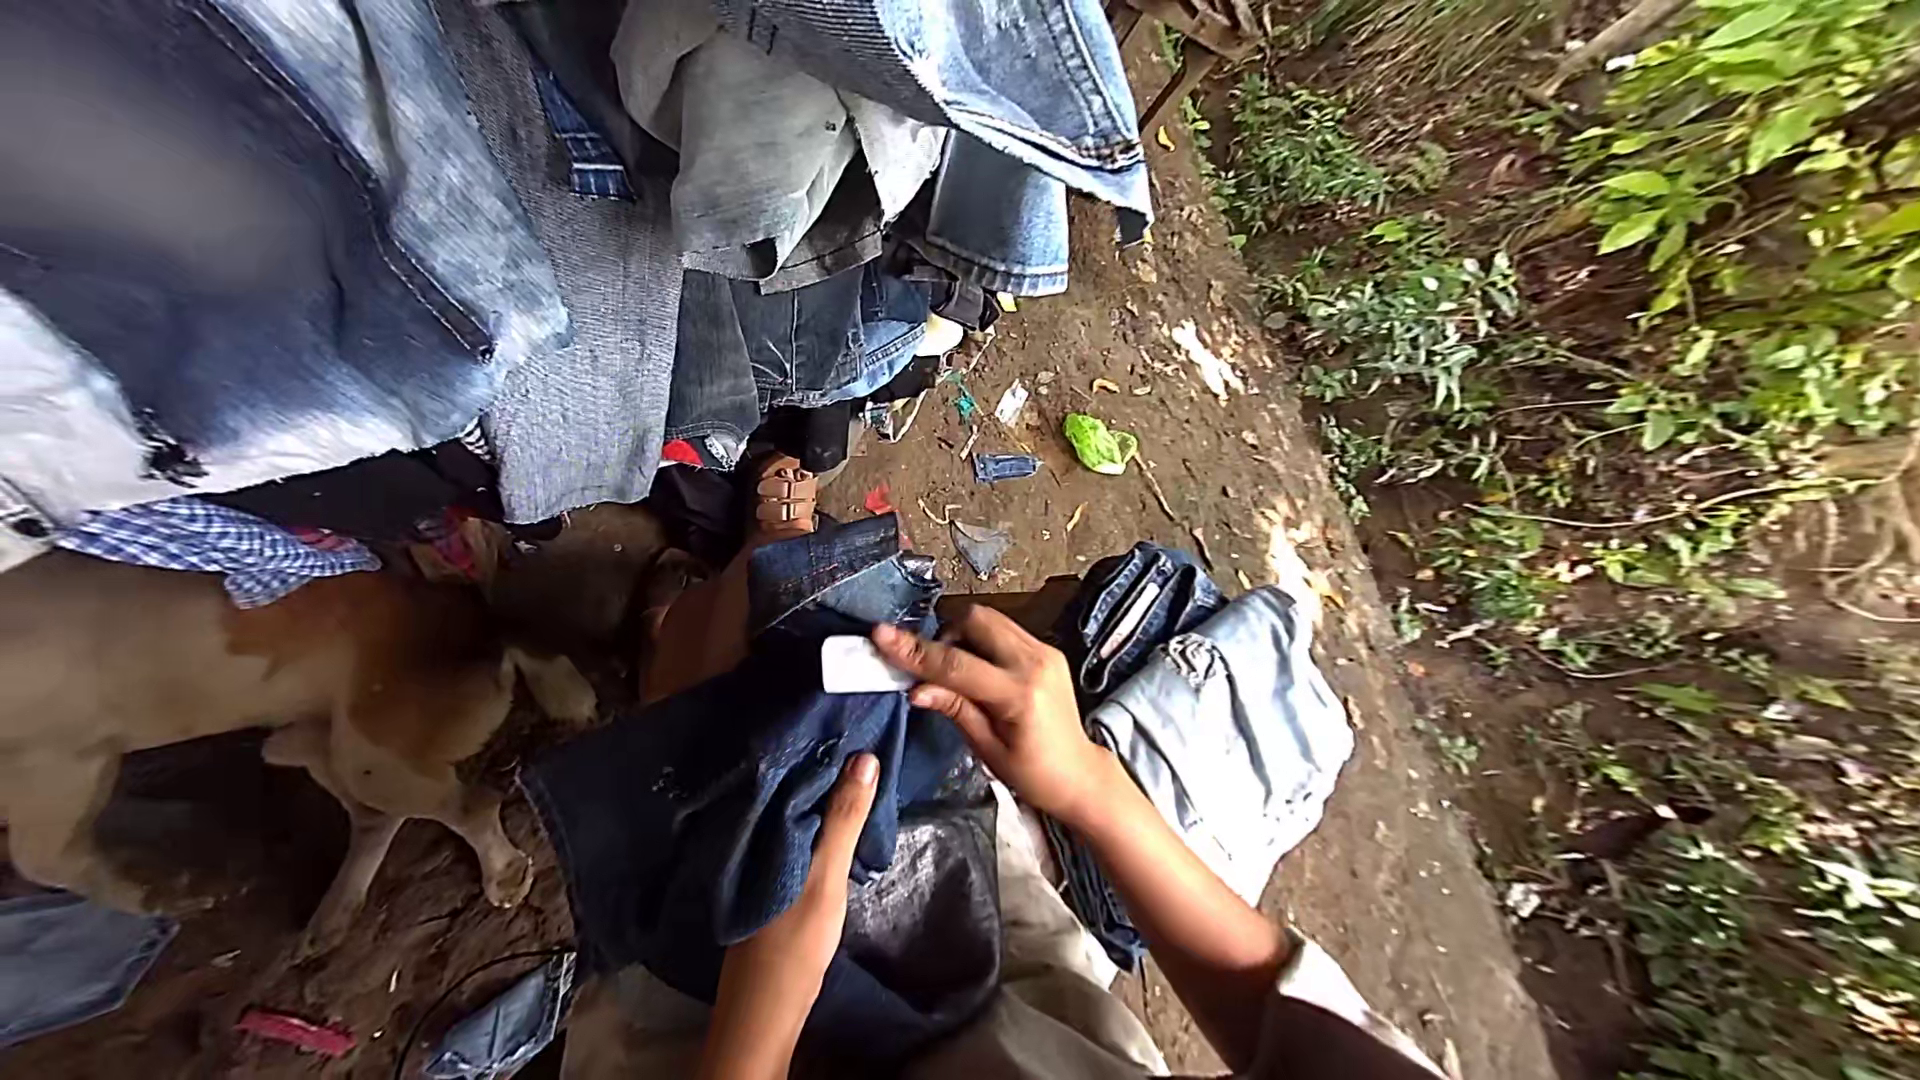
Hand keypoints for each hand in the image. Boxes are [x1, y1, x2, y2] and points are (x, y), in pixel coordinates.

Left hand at [697, 753, 877, 1079]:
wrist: (765, 1013)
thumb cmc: (793, 941)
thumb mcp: (825, 876)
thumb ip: (843, 819)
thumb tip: (865, 756)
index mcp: (766, 825)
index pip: (797, 769)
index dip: (825, 743)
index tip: (855, 715)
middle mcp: (761, 833)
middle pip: (798, 785)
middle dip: (829, 761)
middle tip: (866, 730)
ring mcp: (767, 855)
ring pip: (801, 807)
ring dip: (827, 788)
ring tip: (861, 761)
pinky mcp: (776, 873)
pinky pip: (802, 828)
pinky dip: (822, 815)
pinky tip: (841, 811)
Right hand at [871, 608, 1116, 827]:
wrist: (1081, 773)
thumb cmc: (1034, 773)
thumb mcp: (987, 749)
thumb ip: (954, 708)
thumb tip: (915, 687)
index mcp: (1019, 694)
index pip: (956, 664)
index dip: (915, 651)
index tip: (882, 636)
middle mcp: (1035, 662)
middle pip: (976, 620)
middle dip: (946, 634)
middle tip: (934, 666)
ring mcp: (1045, 651)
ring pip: (990, 618)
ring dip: (963, 634)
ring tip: (957, 669)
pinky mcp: (1047, 649)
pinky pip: (1005, 629)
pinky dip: (982, 640)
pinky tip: (979, 668)